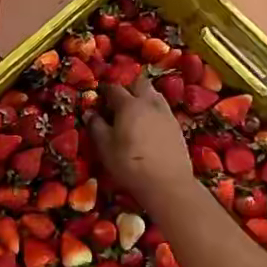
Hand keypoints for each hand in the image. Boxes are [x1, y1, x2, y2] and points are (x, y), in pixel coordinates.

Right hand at [89, 75, 193, 207]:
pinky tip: (149, 124)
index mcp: (129, 105)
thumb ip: (96, 126)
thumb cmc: (129, 164)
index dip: (105, 90)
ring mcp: (166, 113)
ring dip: (144, 96)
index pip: (114, 89)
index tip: (99, 96)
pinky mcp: (177, 126)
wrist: (167, 183)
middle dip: (128, 87)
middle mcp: (149, 103)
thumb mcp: (105, 147)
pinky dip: (154, 110)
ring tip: (135, 111)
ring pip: (154, 94)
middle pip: (140, 83)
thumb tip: (90, 113)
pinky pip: (163, 109)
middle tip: (119, 101)